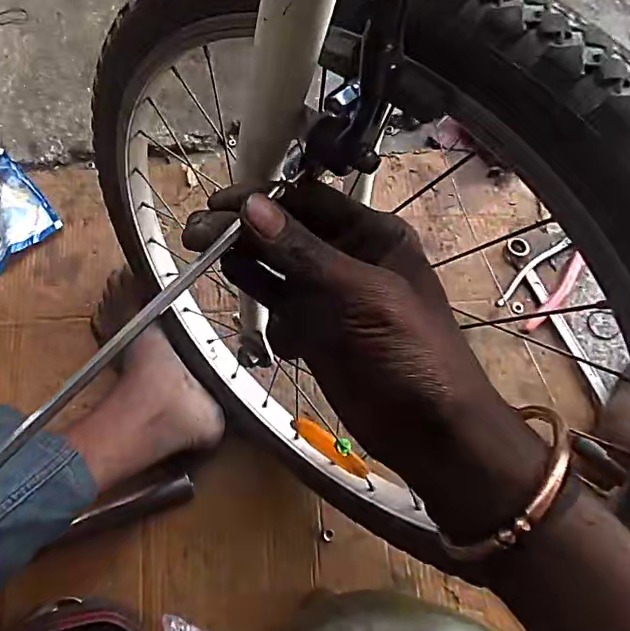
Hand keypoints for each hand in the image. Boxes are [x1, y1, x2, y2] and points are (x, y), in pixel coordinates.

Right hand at [183, 182, 549, 540]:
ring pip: (276, 268)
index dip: (264, 199)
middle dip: (243, 229)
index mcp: (371, 236)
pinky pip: (279, 306)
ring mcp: (327, 296)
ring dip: (243, 260)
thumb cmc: (412, 352)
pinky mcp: (313, 330)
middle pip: (285, 233)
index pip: (308, 203)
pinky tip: (265, 317)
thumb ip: (303, 252)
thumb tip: (251, 208)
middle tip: (197, 230)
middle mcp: (345, 258)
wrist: (432, 431)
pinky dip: (265, 307)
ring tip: (200, 250)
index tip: (220, 204)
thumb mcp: (360, 294)